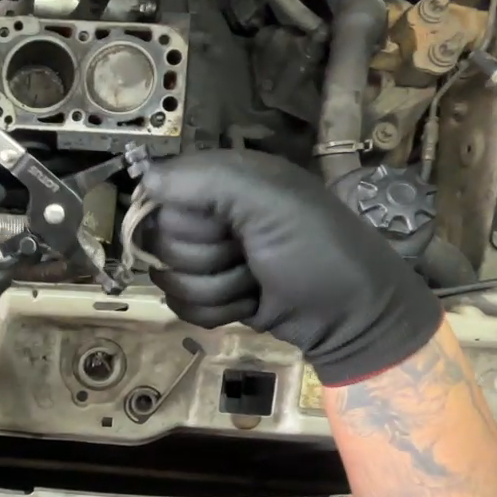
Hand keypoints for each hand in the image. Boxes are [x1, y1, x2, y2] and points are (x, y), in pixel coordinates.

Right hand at [143, 150, 441, 383]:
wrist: (351, 317)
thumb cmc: (318, 253)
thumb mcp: (272, 203)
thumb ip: (208, 181)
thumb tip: (145, 179)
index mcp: (226, 182)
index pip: (161, 196)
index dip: (186, 221)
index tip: (223, 228)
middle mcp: (213, 215)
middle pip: (161, 241)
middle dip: (204, 259)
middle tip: (247, 257)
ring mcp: (210, 259)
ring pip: (169, 278)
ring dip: (216, 289)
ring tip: (255, 284)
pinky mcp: (211, 295)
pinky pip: (180, 306)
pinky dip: (216, 312)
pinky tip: (249, 304)